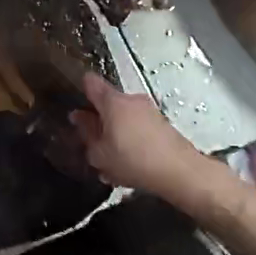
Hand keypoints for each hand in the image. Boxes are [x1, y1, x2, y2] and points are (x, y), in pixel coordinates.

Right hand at [69, 72, 204, 195]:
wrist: (179, 171)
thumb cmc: (133, 161)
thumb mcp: (99, 153)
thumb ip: (86, 132)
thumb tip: (79, 117)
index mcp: (112, 102)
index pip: (91, 83)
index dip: (80, 90)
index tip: (76, 105)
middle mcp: (131, 99)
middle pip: (108, 103)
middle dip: (99, 120)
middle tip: (93, 144)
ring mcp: (149, 110)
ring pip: (123, 117)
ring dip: (115, 132)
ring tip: (112, 160)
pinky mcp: (162, 123)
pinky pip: (138, 126)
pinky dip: (131, 139)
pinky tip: (130, 163)